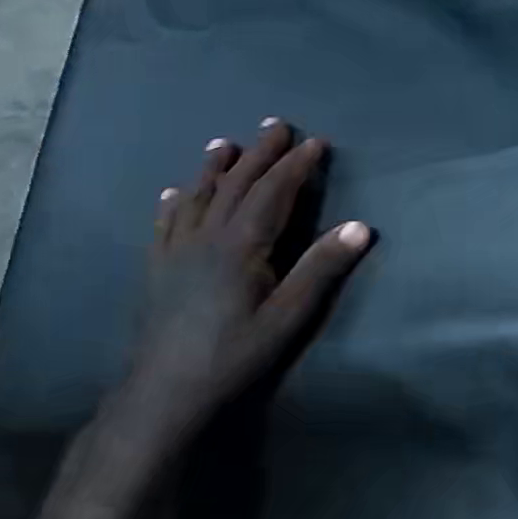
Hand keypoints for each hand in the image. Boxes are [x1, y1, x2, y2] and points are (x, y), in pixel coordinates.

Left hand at [115, 117, 371, 445]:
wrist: (165, 393)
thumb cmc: (235, 354)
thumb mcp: (288, 316)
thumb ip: (322, 269)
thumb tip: (359, 226)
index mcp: (242, 245)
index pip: (274, 192)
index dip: (296, 165)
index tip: (315, 142)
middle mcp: (207, 237)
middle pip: (237, 184)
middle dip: (260, 153)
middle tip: (277, 125)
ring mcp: (177, 251)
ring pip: (199, 197)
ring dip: (215, 167)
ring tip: (225, 143)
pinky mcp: (158, 270)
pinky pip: (166, 224)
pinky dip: (174, 202)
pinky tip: (173, 192)